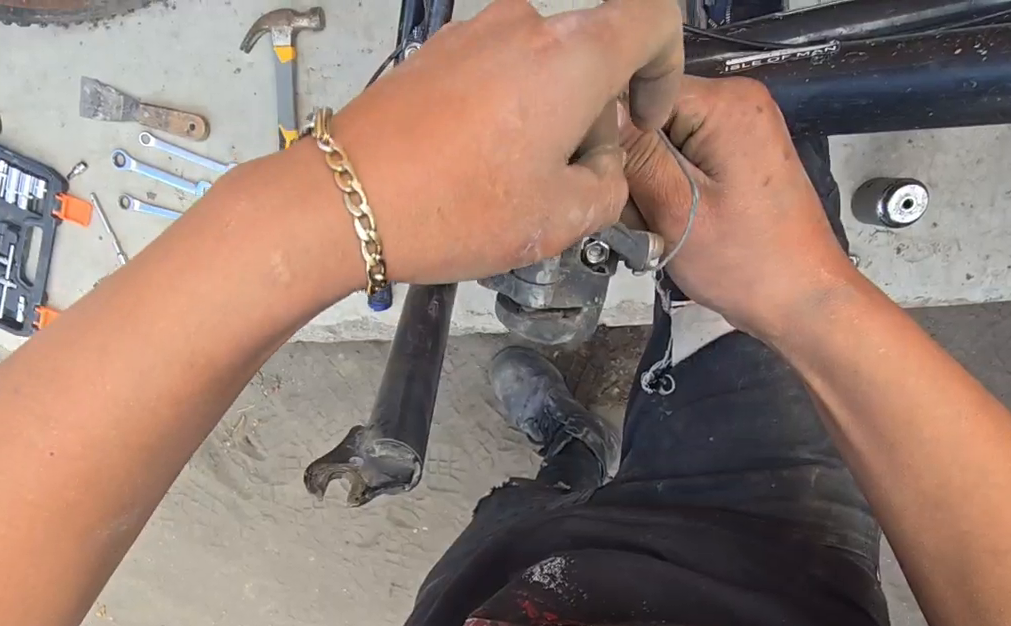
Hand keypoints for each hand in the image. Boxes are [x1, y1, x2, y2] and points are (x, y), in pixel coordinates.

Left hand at [327, 0, 683, 284]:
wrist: (347, 201)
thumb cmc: (450, 208)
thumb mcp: (557, 220)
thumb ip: (607, 188)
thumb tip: (602, 170)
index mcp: (572, 56)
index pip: (652, 20)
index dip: (664, 69)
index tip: (646, 117)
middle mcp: (524, 27)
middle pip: (588, 60)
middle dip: (591, 124)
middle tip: (564, 191)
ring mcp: (472, 37)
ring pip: (537, 75)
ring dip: (542, 128)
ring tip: (508, 193)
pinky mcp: (434, 59)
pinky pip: (491, 81)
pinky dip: (500, 122)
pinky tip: (472, 176)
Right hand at [622, 76, 864, 341]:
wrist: (799, 299)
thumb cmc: (743, 261)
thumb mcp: (676, 210)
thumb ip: (636, 157)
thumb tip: (600, 112)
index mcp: (725, 103)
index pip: (638, 94)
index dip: (612, 137)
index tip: (609, 185)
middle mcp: (735, 103)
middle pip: (649, 120)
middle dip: (630, 170)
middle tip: (637, 222)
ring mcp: (739, 131)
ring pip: (661, 147)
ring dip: (646, 191)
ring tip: (656, 230)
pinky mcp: (737, 159)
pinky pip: (682, 164)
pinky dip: (667, 196)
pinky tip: (670, 227)